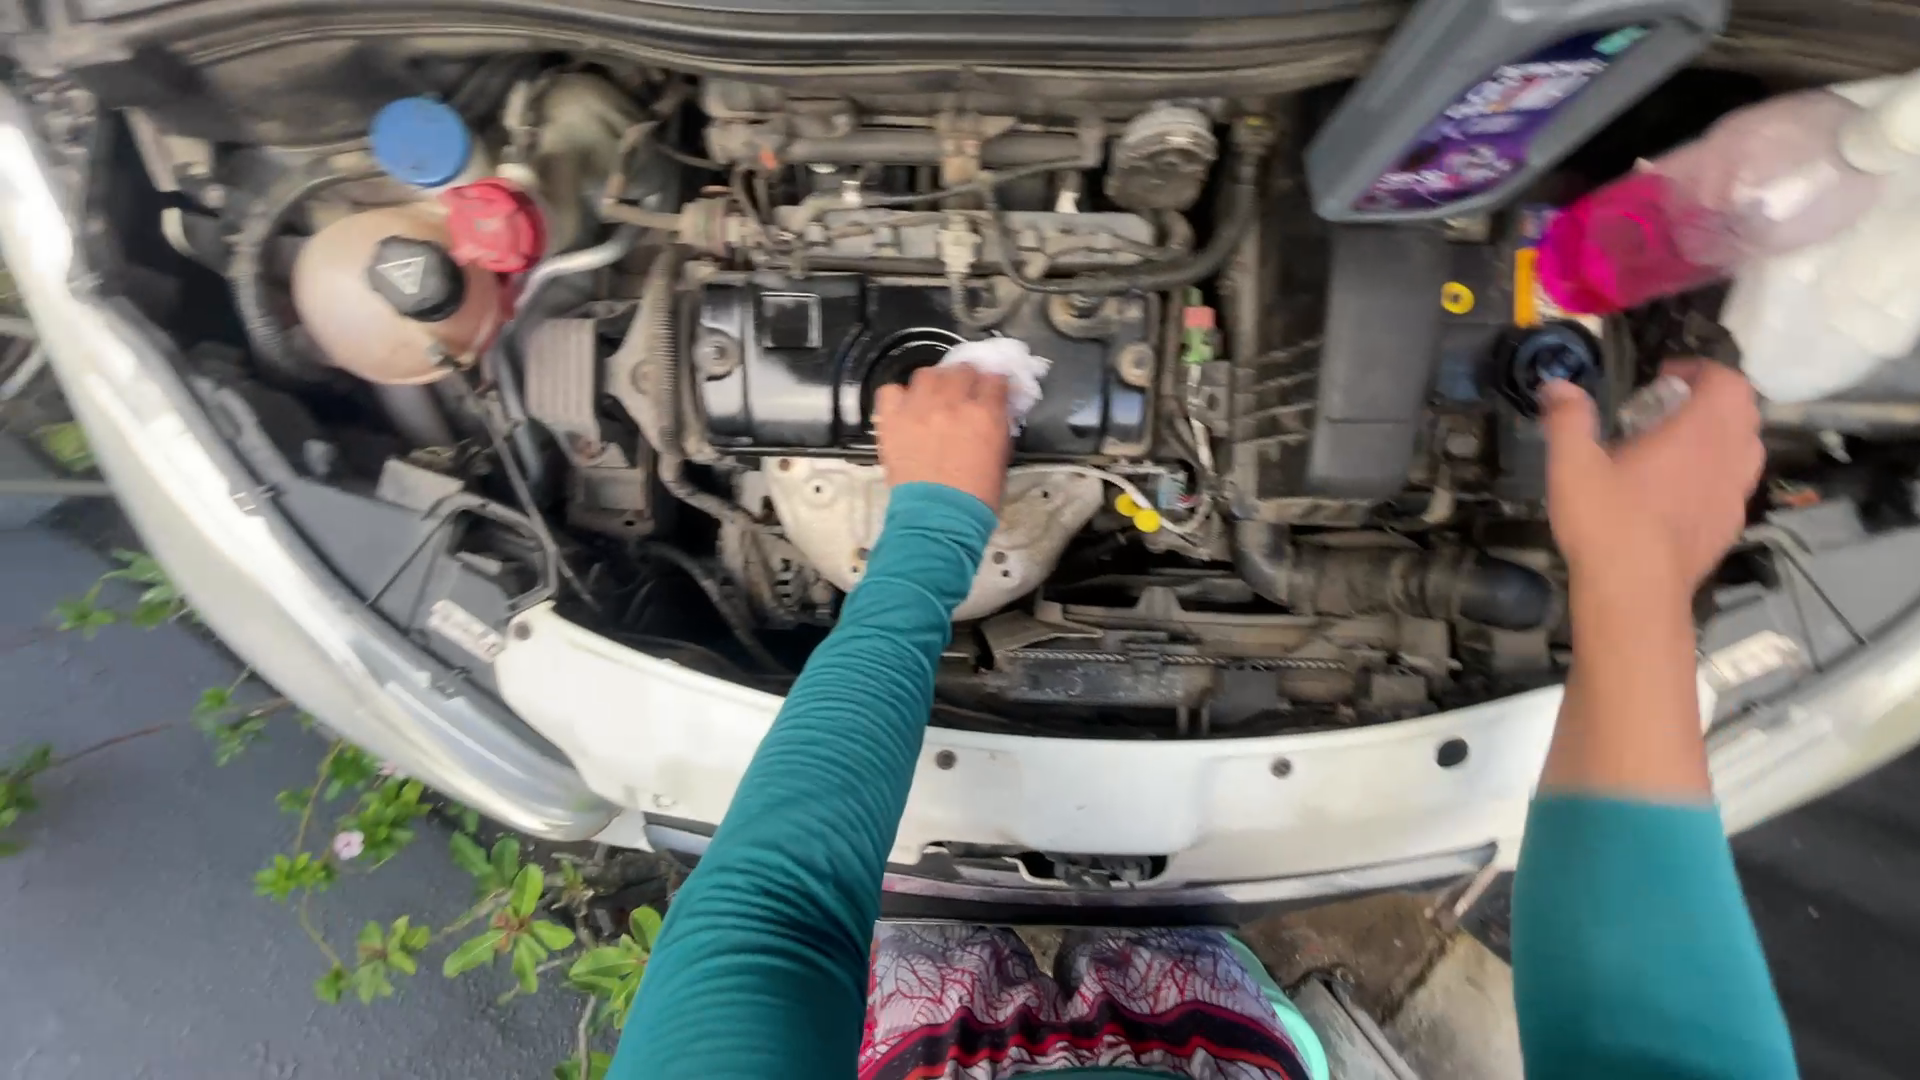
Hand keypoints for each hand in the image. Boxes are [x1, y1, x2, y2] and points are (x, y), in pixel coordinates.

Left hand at [873, 364, 1011, 511]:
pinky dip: (899, 397)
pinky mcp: (892, 420)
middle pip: (961, 370)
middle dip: (965, 380)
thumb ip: (998, 429)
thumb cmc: (976, 498)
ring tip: (933, 399)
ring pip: (927, 374)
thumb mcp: (1001, 459)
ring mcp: (919, 408)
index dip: (993, 385)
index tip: (991, 392)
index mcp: (985, 414)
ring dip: (934, 383)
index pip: (995, 379)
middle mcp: (952, 402)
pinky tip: (905, 410)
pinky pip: (891, 391)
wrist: (937, 518)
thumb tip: (993, 415)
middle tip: (962, 396)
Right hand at [1540, 359, 1763, 593]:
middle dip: (1709, 398)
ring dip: (1717, 433)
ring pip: (1744, 445)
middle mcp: (1729, 456)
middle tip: (1665, 405)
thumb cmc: (1604, 520)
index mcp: (1697, 433)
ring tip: (1674, 443)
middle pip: (1741, 410)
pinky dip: (1713, 468)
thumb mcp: (1571, 466)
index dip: (1700, 370)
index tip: (1665, 374)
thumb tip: (1557, 386)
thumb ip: (1567, 421)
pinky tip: (1676, 487)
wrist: (1634, 587)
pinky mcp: (1729, 520)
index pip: (1726, 382)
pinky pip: (1733, 480)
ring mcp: (1734, 491)